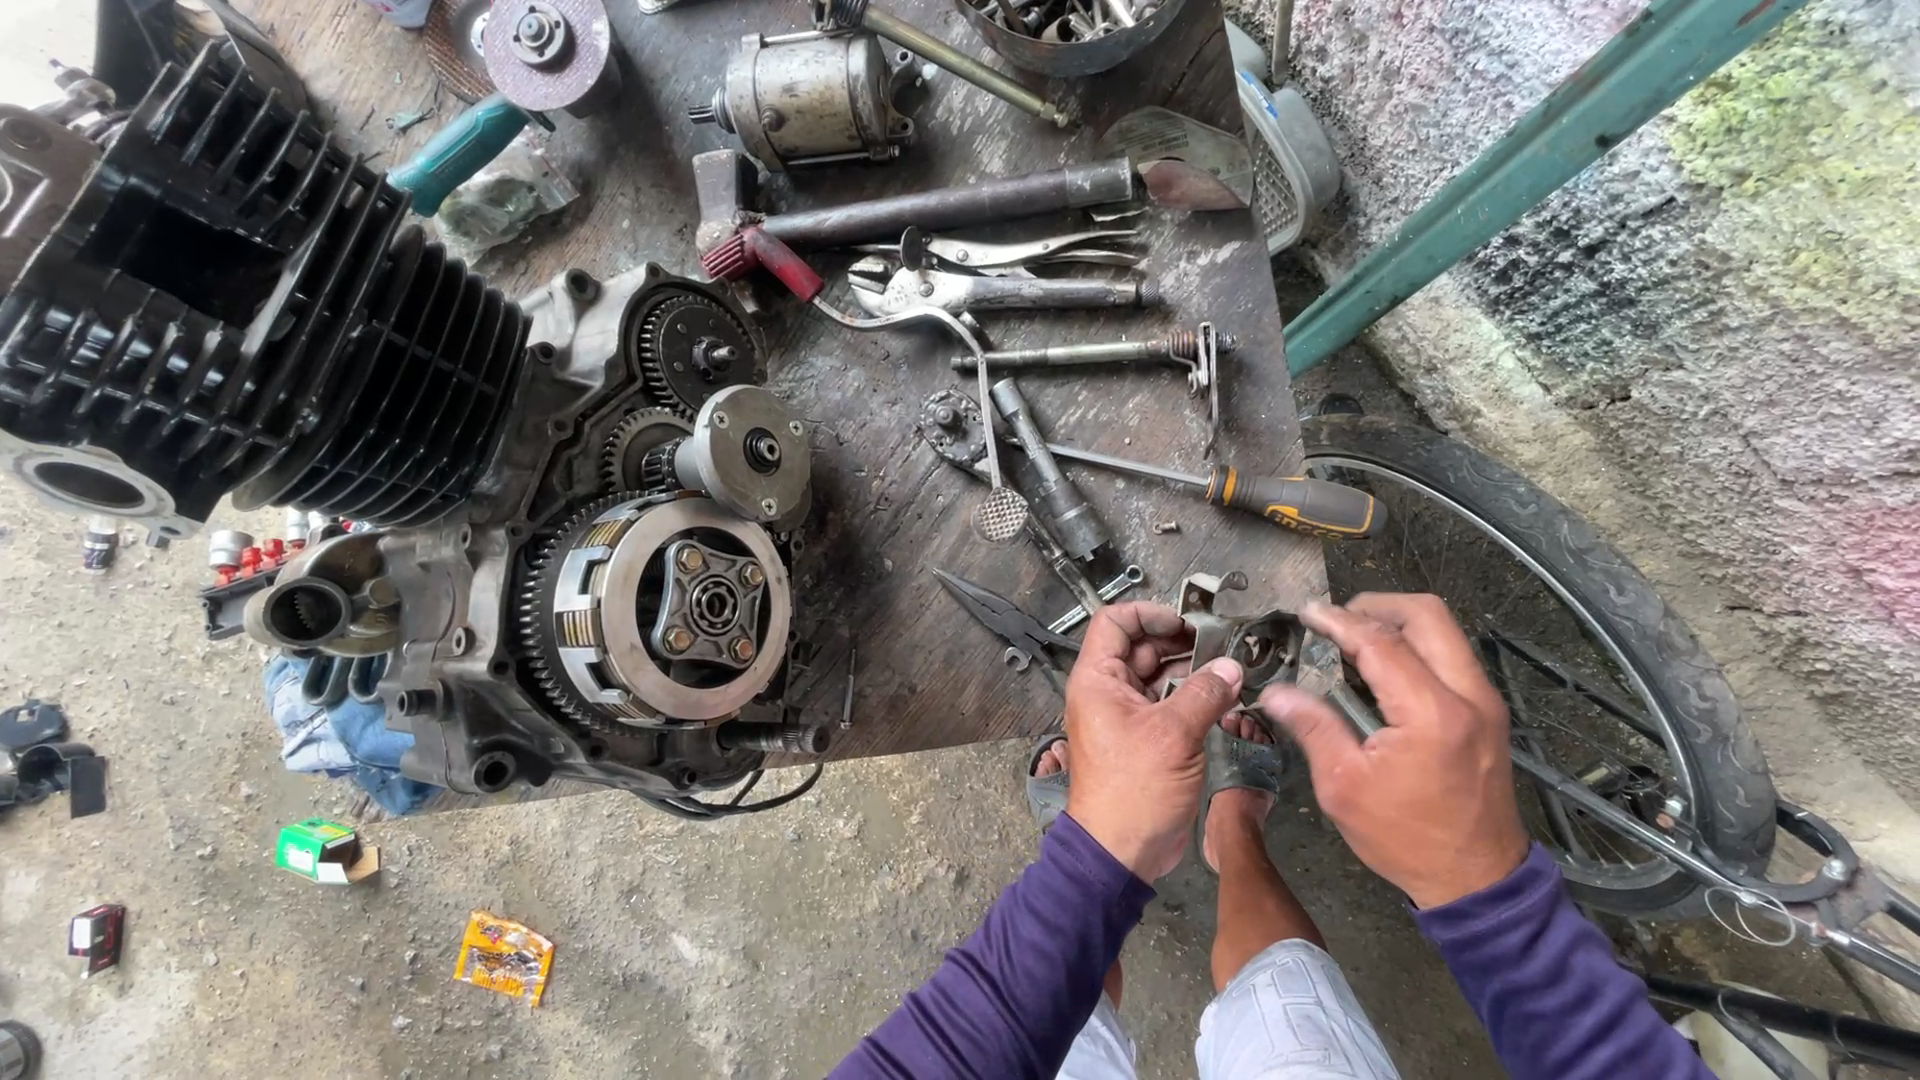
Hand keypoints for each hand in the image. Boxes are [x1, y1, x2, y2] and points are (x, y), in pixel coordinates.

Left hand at [1064, 602, 1243, 881]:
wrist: (1122, 849)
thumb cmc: (1134, 789)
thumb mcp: (1173, 734)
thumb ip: (1205, 694)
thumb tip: (1232, 667)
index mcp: (1097, 679)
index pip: (1114, 623)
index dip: (1148, 614)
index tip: (1184, 621)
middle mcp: (1107, 691)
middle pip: (1141, 648)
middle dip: (1179, 642)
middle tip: (1220, 644)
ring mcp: (1126, 715)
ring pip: (1158, 676)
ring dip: (1190, 670)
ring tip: (1228, 668)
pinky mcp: (1145, 738)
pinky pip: (1167, 704)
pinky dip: (1192, 697)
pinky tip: (1223, 696)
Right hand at [1259, 593, 1529, 908]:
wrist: (1478, 881)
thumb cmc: (1405, 838)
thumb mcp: (1343, 786)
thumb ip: (1312, 727)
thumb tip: (1275, 692)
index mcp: (1431, 713)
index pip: (1381, 642)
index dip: (1338, 621)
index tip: (1307, 612)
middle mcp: (1468, 696)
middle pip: (1428, 615)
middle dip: (1375, 605)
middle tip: (1334, 618)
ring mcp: (1485, 703)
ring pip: (1445, 631)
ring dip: (1396, 623)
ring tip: (1351, 639)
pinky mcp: (1487, 714)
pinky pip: (1450, 655)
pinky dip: (1414, 645)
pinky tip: (1380, 668)